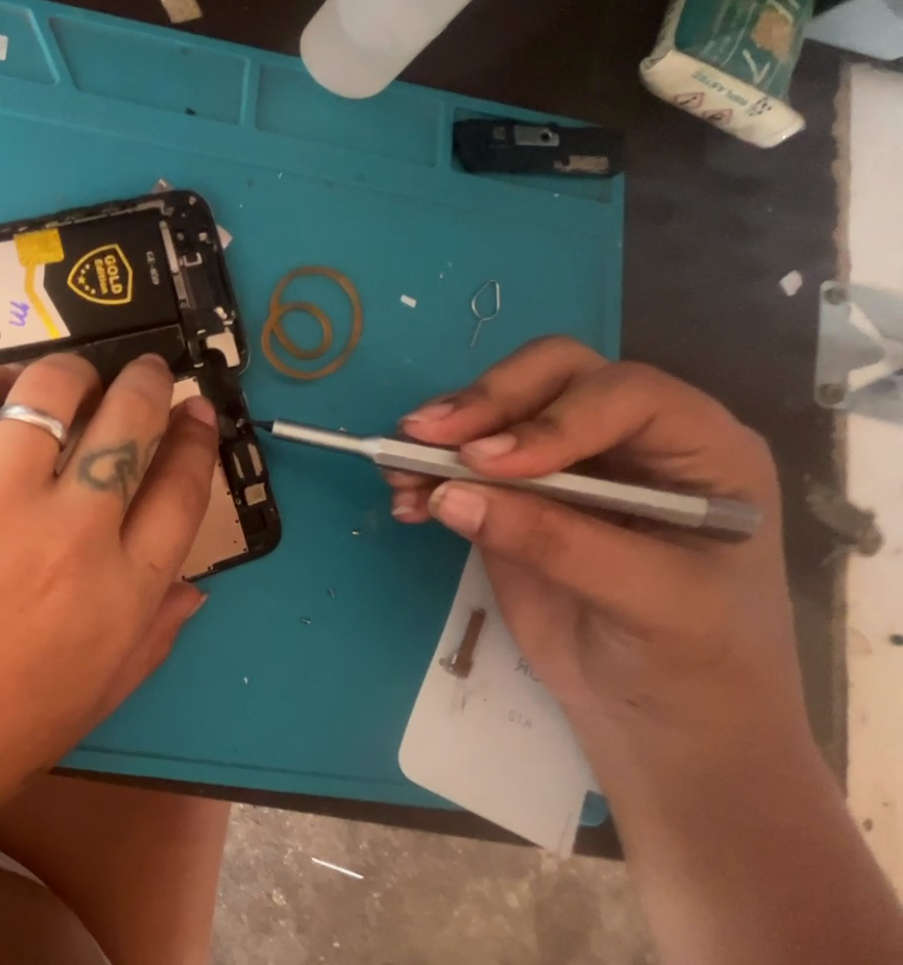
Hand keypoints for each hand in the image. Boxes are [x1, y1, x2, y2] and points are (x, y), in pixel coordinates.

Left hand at [0, 353, 219, 837]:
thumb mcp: (92, 701)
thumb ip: (151, 639)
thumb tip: (194, 587)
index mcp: (122, 593)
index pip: (182, 492)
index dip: (196, 441)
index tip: (197, 413)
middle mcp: (70, 531)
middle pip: (129, 422)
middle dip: (148, 383)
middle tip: (145, 371)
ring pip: (49, 391)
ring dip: (69, 371)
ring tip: (68, 377)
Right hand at [385, 336, 805, 743]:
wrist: (659, 720)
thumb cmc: (696, 663)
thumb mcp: (651, 602)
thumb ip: (557, 541)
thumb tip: (449, 495)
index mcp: (699, 449)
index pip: (621, 394)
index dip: (550, 418)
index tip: (484, 464)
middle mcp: (629, 441)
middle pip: (551, 376)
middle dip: (484, 402)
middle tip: (422, 437)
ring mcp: (564, 467)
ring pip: (494, 412)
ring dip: (438, 437)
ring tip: (398, 476)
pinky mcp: (510, 498)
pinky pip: (458, 465)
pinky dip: (423, 474)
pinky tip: (405, 503)